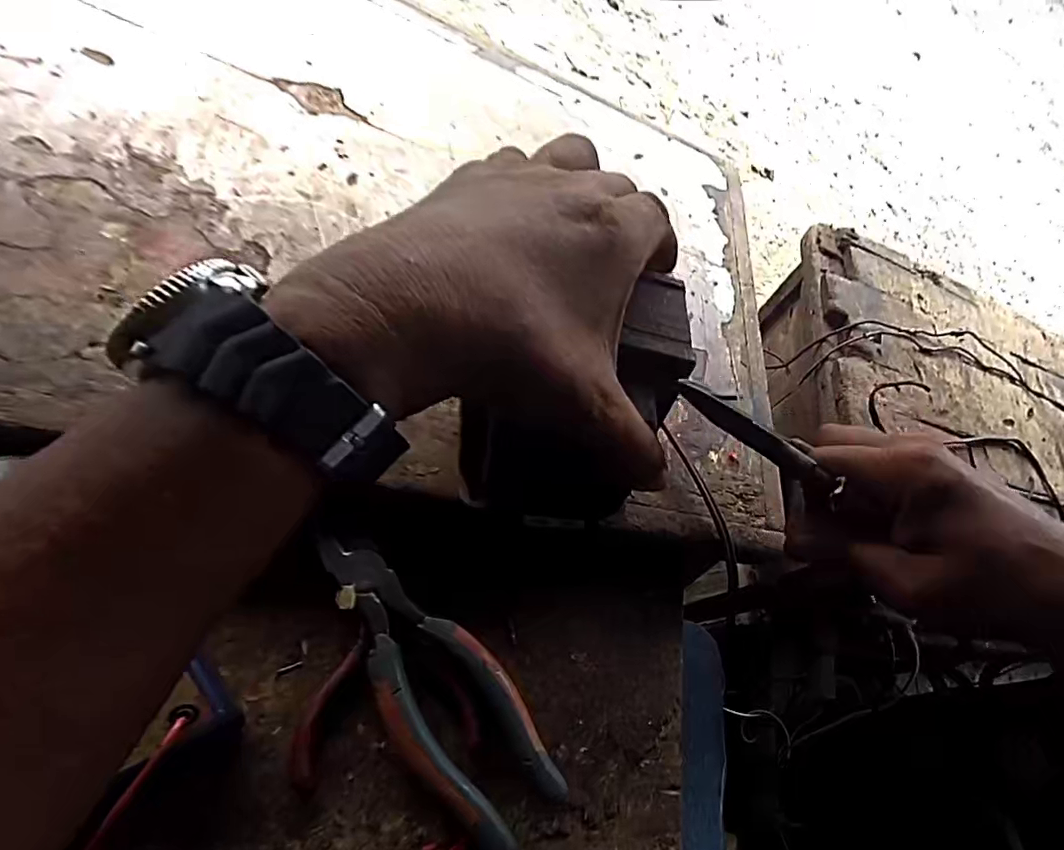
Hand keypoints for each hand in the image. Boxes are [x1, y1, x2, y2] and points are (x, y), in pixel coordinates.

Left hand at [263, 133, 676, 489]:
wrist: (401, 314)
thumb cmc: (512, 347)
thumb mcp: (584, 404)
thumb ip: (630, 442)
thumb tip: (656, 477)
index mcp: (612, 234)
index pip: (659, 219)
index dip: (663, 249)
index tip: (652, 280)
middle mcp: (569, 190)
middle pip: (618, 184)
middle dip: (626, 222)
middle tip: (612, 272)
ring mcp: (512, 176)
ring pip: (567, 157)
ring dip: (579, 189)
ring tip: (566, 240)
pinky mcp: (462, 180)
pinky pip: (508, 166)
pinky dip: (521, 190)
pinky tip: (507, 234)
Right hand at [786, 426, 1063, 649]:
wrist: (1063, 587)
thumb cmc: (989, 589)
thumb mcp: (907, 584)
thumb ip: (844, 555)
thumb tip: (793, 537)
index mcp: (907, 468)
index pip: (822, 455)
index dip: (802, 496)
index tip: (808, 538)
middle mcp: (918, 446)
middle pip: (838, 445)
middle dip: (821, 490)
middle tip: (836, 542)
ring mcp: (934, 454)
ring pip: (861, 458)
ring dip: (848, 498)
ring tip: (868, 548)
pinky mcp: (945, 470)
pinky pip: (888, 472)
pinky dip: (874, 500)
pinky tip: (894, 540)